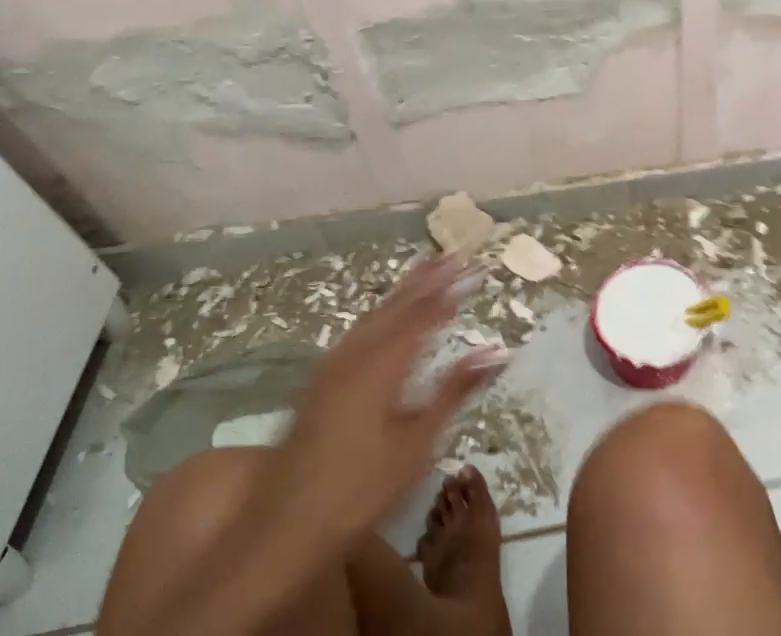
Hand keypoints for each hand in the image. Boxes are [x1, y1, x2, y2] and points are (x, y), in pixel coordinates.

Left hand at [256, 255, 505, 545]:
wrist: (284, 528)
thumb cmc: (361, 488)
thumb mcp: (419, 442)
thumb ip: (455, 389)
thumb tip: (496, 351)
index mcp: (382, 364)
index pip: (425, 314)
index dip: (452, 289)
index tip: (477, 268)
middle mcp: (354, 355)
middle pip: (396, 305)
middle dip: (427, 279)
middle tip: (456, 253)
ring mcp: (331, 368)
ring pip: (373, 316)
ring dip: (402, 292)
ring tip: (427, 271)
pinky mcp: (318, 384)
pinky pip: (357, 331)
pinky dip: (380, 313)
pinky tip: (384, 318)